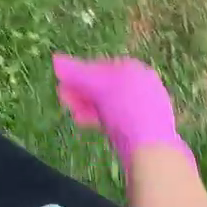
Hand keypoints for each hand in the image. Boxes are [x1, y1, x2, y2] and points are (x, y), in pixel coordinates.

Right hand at [52, 54, 192, 164]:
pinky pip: (118, 117)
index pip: (100, 65)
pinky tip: (87, 124)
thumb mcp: (95, 87)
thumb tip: (55, 60)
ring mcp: (146, 106)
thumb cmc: (124, 108)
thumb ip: (74, 73)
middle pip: (105, 85)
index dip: (79, 74)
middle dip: (82, 92)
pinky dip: (101, 118)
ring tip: (73, 115)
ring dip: (88, 106)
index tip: (64, 84)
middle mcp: (142, 83)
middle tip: (64, 100)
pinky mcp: (145, 126)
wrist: (152, 147)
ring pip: (110, 102)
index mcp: (133, 68)